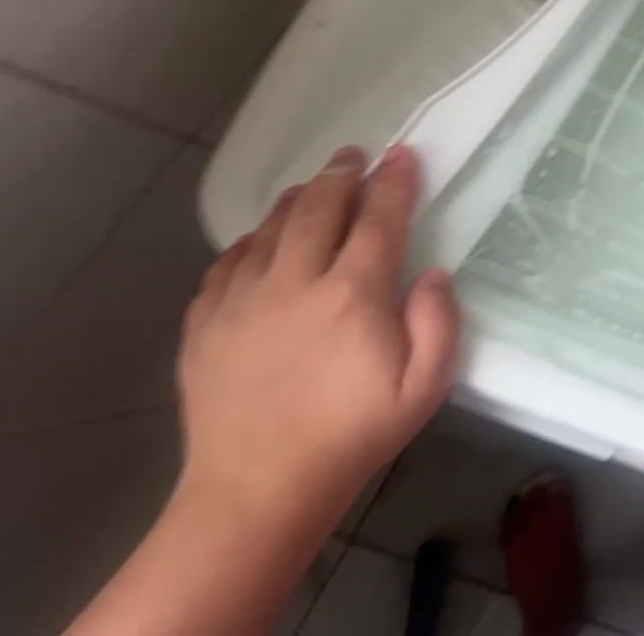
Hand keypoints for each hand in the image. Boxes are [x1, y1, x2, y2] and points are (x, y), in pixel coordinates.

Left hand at [175, 144, 459, 531]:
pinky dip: (250, 241)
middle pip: (318, 210)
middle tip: (354, 155)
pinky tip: (262, 241)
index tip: (403, 155)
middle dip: (341, 176)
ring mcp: (241, 302)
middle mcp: (294, 284)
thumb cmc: (355, 433)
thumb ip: (439, 322)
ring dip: (296, 200)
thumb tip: (434, 273)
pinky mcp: (205, 326)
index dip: (394, 183)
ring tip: (314, 186)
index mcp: (353, 295)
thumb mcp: (426, 385)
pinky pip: (226, 264)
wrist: (259, 488)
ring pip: (269, 230)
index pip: (379, 220)